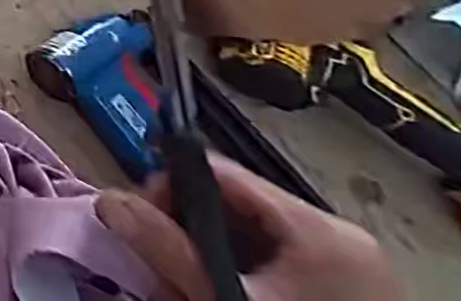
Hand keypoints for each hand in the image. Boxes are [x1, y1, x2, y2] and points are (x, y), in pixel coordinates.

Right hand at [96, 154, 403, 300]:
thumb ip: (170, 250)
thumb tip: (111, 200)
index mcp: (322, 231)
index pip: (225, 172)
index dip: (173, 182)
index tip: (140, 211)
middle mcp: (342, 240)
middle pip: (237, 205)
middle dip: (188, 226)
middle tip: (156, 256)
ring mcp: (350, 272)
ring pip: (253, 237)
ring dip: (208, 252)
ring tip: (179, 280)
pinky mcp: (343, 295)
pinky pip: (276, 265)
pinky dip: (239, 273)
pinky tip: (212, 290)